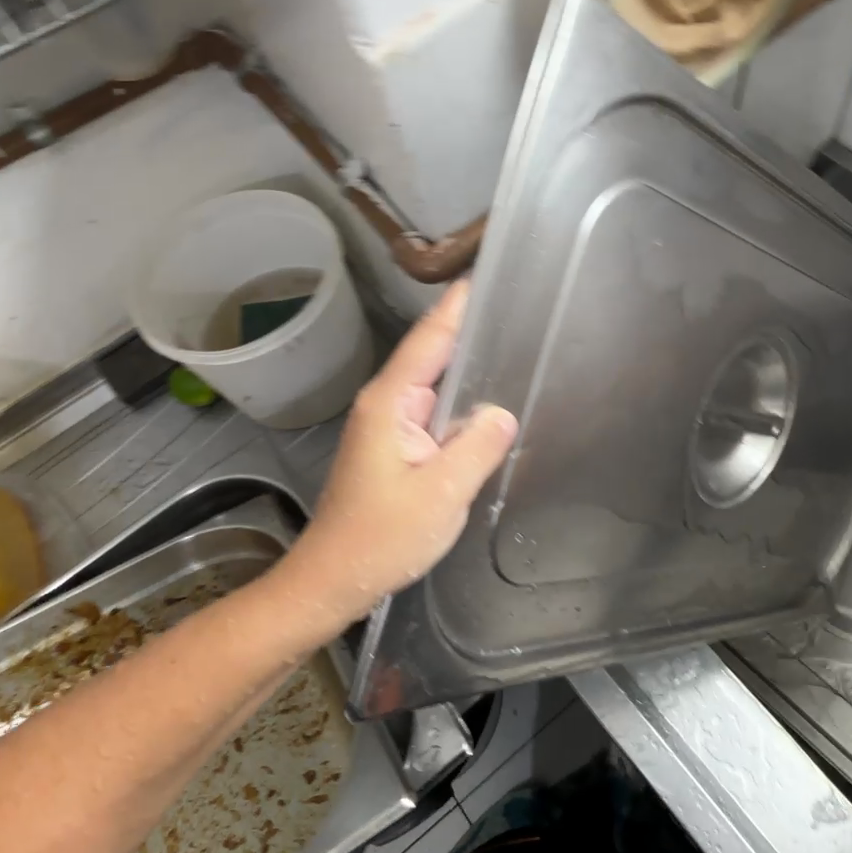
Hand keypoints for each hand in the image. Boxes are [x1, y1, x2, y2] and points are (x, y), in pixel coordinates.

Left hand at [279, 281, 517, 619]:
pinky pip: (433, 412)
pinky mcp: (393, 446)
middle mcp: (386, 403)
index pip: (430, 339)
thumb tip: (502, 413)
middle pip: (433, 355)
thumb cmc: (382, 538)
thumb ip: (477, 447)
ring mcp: (387, 425)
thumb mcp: (442, 493)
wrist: (333, 578)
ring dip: (467, 369)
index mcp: (391, 402)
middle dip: (470, 331)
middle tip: (518, 309)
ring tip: (513, 345)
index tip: (484, 274)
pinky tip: (487, 405)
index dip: (457, 306)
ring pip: (435, 386)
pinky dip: (459, 403)